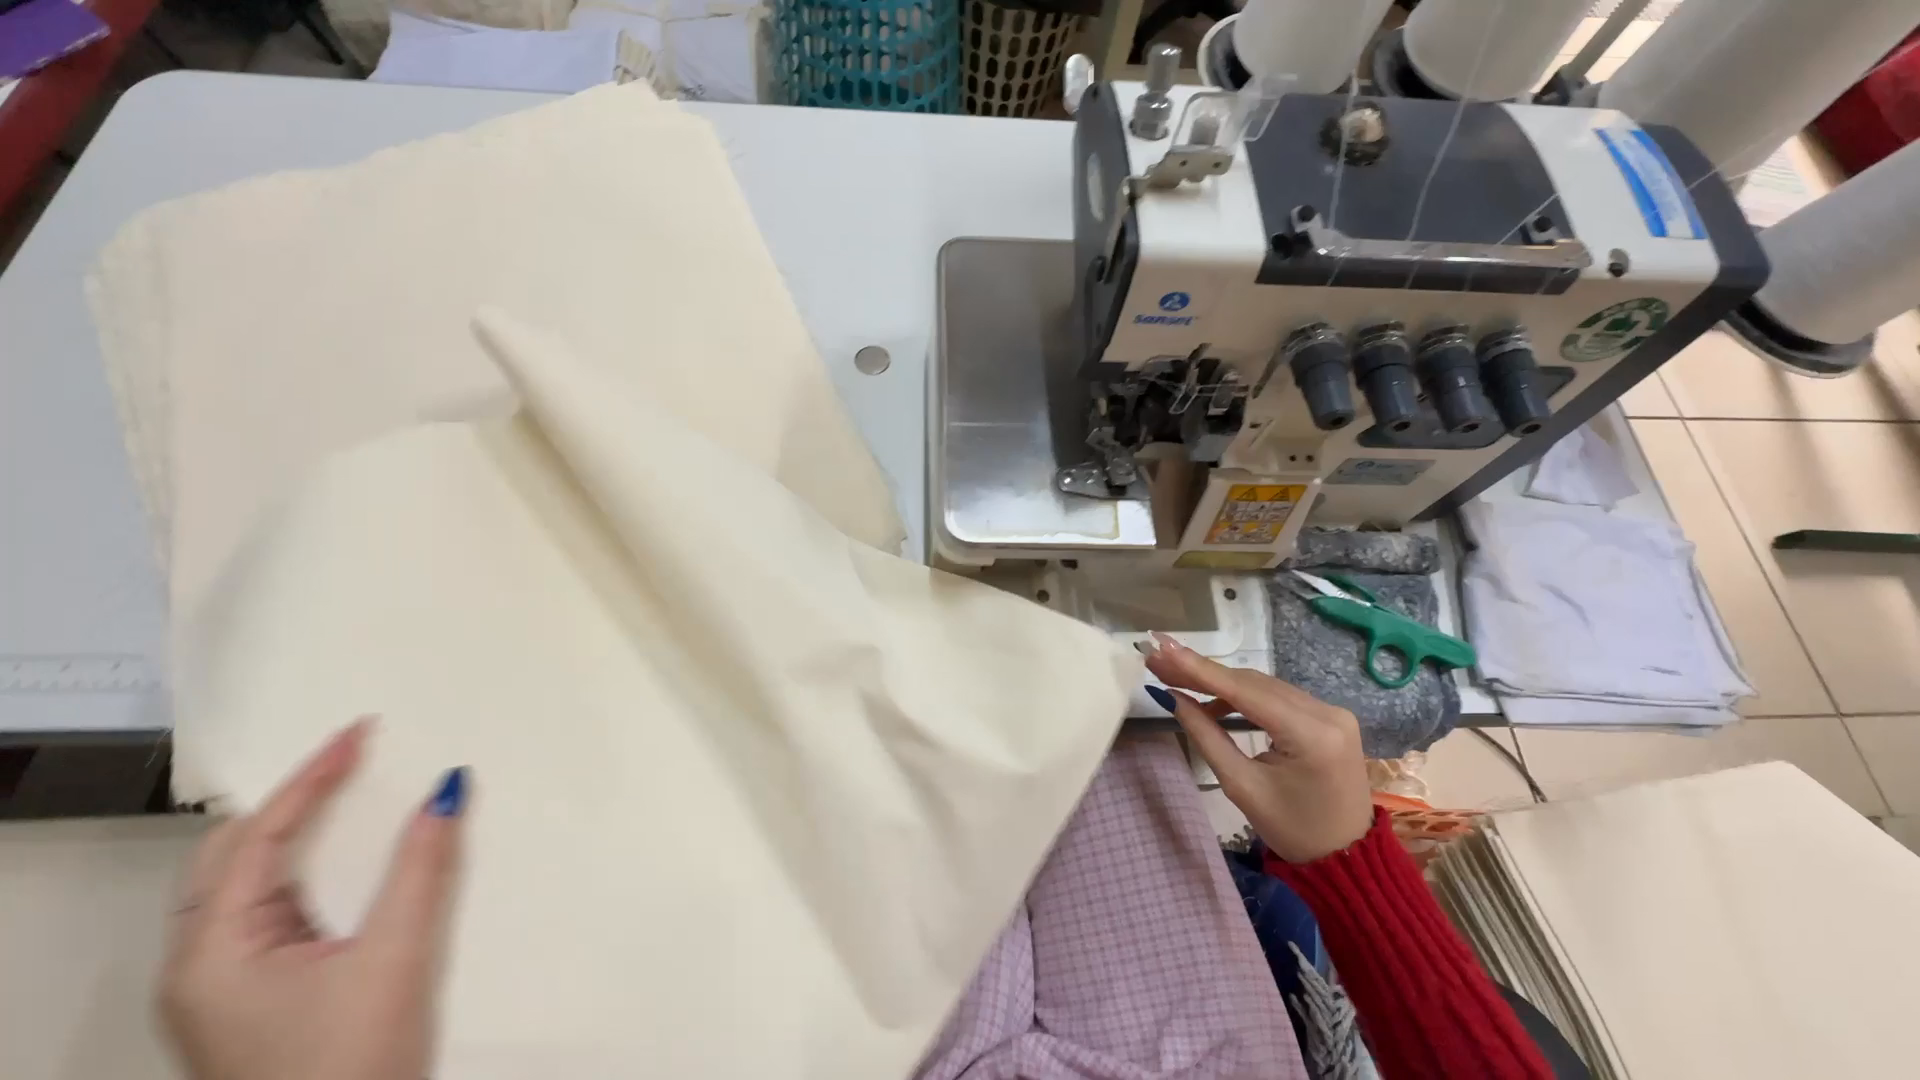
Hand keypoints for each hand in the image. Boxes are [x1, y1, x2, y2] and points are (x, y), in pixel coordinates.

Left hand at [160, 720, 469, 1079]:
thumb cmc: (354, 1059)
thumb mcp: (393, 958)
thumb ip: (420, 868)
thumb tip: (450, 787)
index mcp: (213, 952)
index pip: (255, 838)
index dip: (310, 777)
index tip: (360, 731)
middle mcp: (200, 964)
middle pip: (230, 857)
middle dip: (290, 801)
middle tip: (353, 761)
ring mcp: (221, 987)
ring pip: (246, 885)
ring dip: (294, 836)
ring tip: (349, 795)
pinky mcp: (252, 1000)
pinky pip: (269, 912)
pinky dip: (304, 873)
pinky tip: (342, 863)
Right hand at [1143, 633, 1373, 862]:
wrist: (1347, 858)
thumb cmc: (1292, 830)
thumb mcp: (1242, 785)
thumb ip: (1207, 736)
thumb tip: (1173, 697)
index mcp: (1310, 734)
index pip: (1245, 691)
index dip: (1199, 668)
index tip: (1162, 648)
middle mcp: (1327, 712)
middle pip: (1254, 683)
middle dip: (1204, 672)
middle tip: (1159, 662)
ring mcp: (1332, 712)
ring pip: (1265, 686)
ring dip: (1221, 682)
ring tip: (1177, 677)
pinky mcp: (1330, 717)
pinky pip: (1279, 697)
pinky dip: (1245, 695)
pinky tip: (1215, 700)